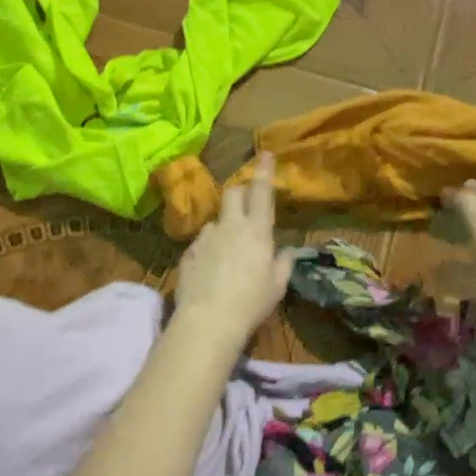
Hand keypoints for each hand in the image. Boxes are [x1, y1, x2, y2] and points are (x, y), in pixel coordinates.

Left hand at [173, 153, 295, 343]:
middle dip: (240, 191)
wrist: (207, 320)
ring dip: (224, 226)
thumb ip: (283, 265)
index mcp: (257, 231)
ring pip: (215, 219)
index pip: (262, 192)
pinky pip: (201, 242)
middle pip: (232, 193)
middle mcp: (230, 227)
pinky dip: (209, 248)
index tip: (265, 154)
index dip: (265, 171)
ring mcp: (205, 238)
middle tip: (247, 202)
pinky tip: (212, 269)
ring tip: (228, 251)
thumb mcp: (277, 287)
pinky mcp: (188, 252)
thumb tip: (286, 253)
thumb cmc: (250, 304)